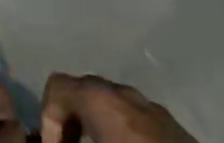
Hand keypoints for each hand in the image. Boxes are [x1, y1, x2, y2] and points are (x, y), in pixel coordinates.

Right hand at [40, 74, 196, 142]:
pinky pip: (137, 121)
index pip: (57, 87)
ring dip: (97, 127)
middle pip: (84, 91)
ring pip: (113, 105)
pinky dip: (123, 134)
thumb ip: (68, 141)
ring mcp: (153, 108)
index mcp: (99, 97)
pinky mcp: (176, 129)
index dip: (47, 119)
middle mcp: (123, 92)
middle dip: (70, 122)